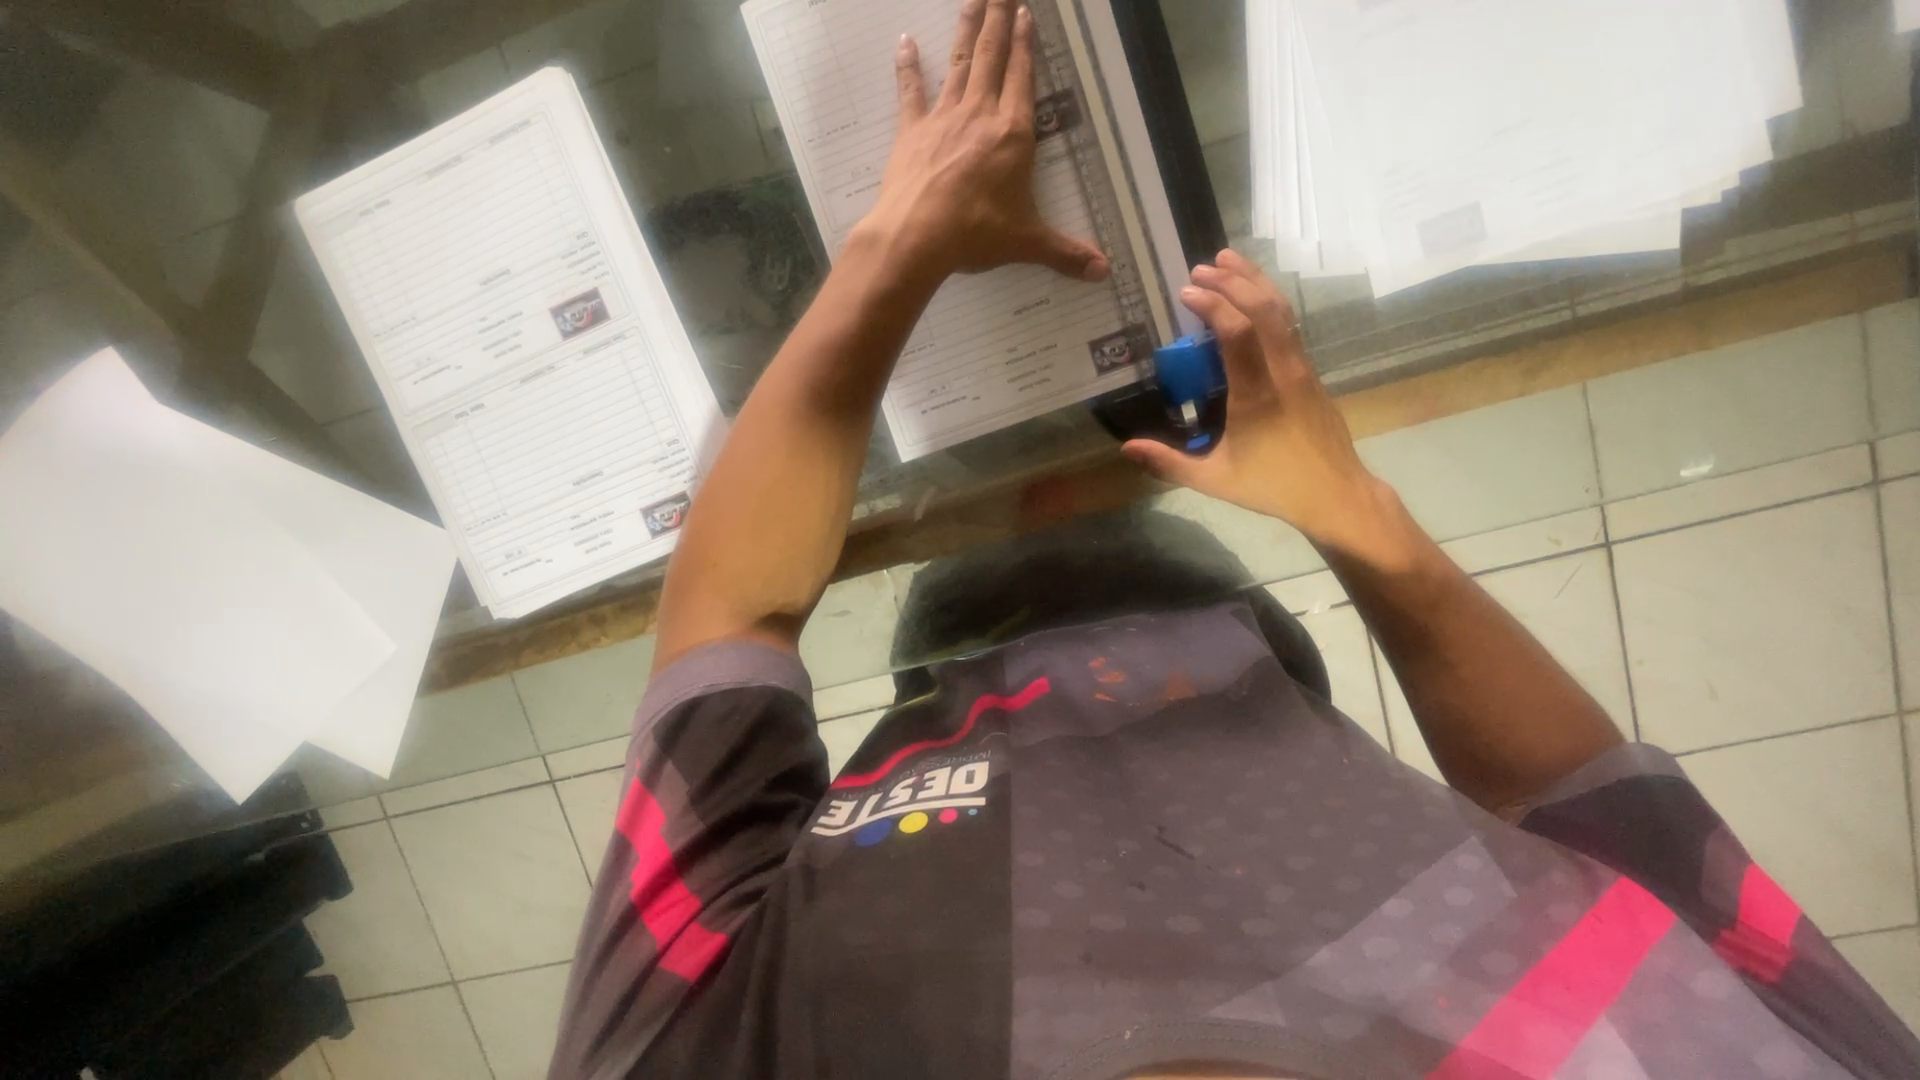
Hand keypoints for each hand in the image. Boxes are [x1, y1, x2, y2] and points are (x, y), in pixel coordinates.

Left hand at [855, 0, 1109, 284]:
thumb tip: (1103, 272)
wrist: (918, 235)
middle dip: (999, 18)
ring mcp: (944, 119)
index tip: (1026, 13)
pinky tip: (905, 41)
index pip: (1023, 78)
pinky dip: (908, 66)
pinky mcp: (912, 132)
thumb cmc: (977, 234)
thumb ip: (1066, 254)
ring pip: (960, 63)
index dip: (1025, 44)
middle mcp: (981, 115)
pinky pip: (911, 92)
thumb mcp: (1027, 243)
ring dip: (967, 28)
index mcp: (1014, 134)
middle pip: (992, 56)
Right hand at [1122, 251, 1393, 557]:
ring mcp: (1302, 369)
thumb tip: (1126, 447)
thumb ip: (1168, 463)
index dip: (1214, 305)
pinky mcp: (1310, 373)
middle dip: (1232, 282)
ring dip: (1254, 282)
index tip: (1186, 292)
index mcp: (1257, 395)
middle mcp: (1283, 371)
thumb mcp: (1214, 480)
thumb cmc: (1273, 487)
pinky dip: (1268, 302)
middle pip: (1264, 309)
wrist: (1336, 495)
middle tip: (1200, 268)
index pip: (1238, 333)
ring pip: (1282, 312)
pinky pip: (1289, 326)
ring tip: (1228, 261)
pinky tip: (1254, 296)